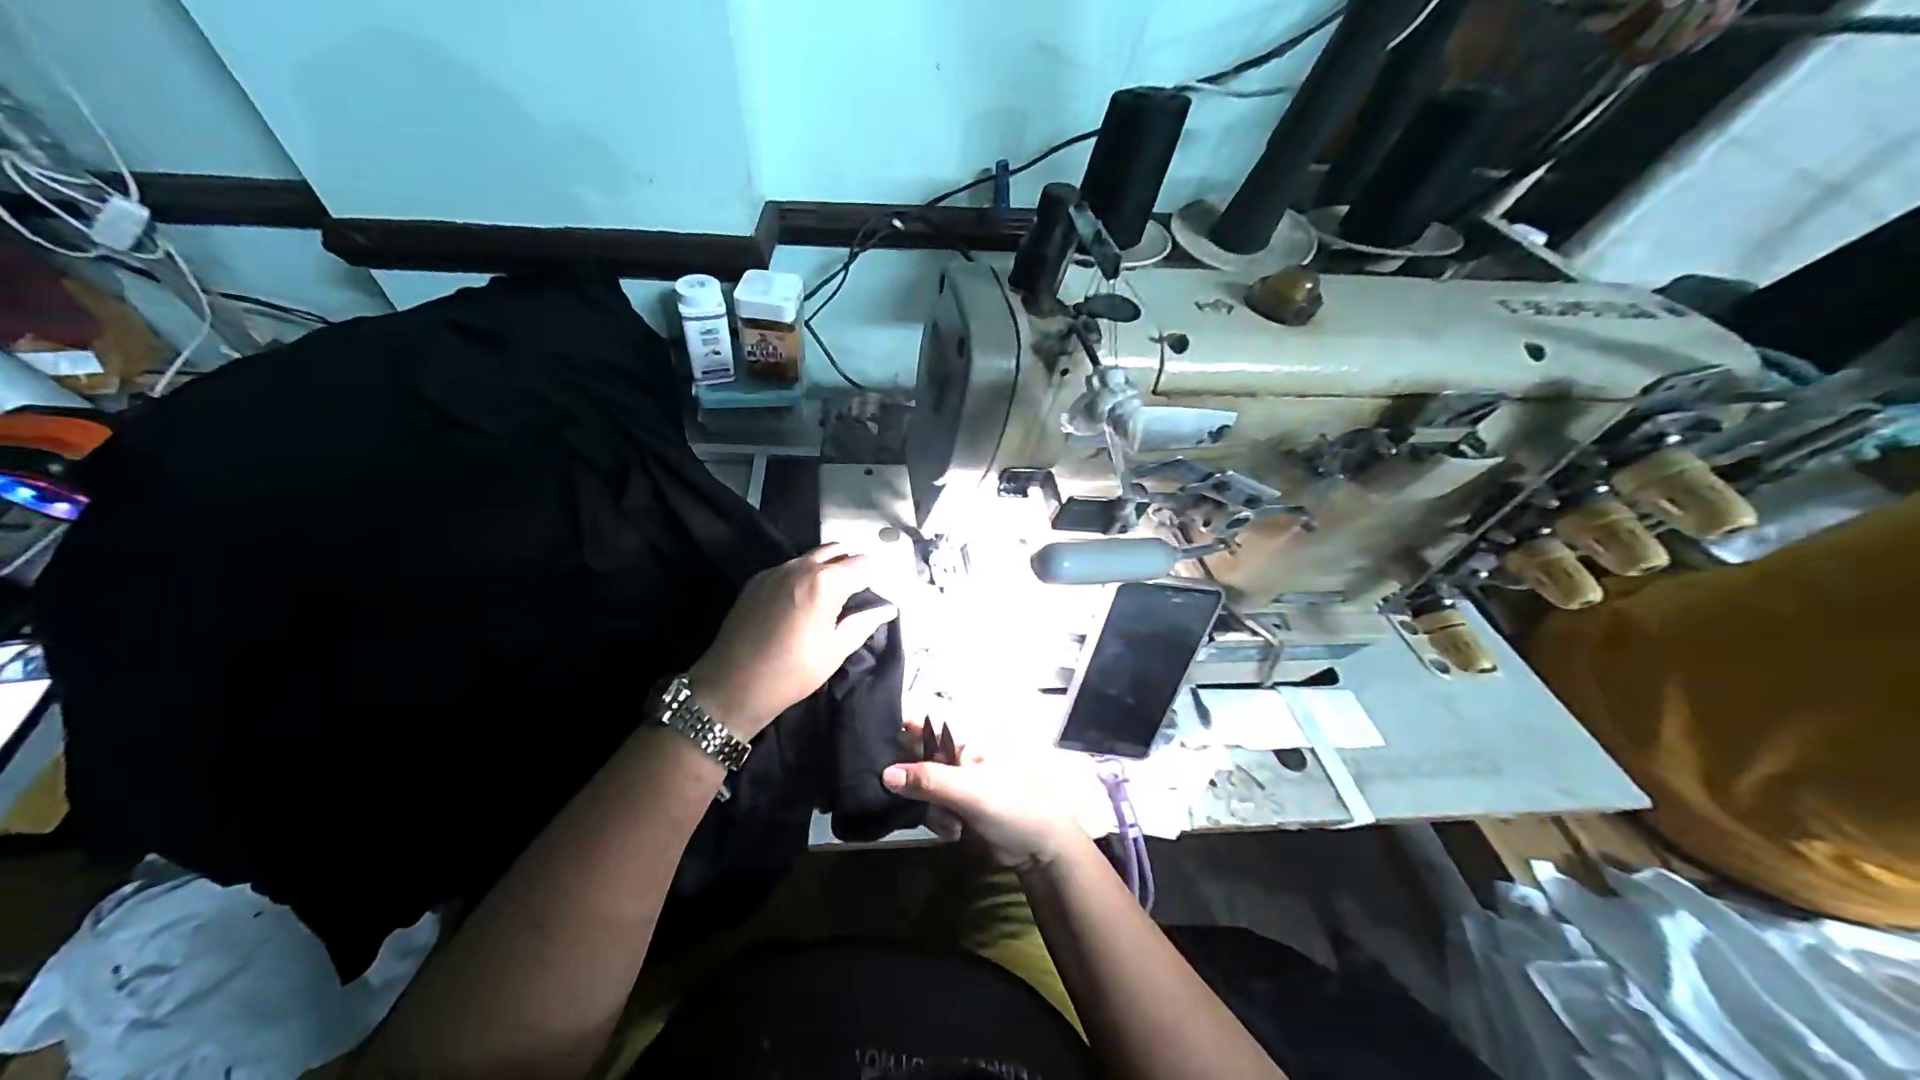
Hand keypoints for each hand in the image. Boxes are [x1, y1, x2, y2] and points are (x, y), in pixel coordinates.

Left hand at [686, 544, 896, 738]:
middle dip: (852, 567)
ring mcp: (775, 570)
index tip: (873, 601)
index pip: (863, 563)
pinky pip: (790, 567)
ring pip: (813, 555)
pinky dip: (804, 576)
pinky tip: (801, 604)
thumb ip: (864, 623)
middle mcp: (800, 567)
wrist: (732, 685)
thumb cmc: (790, 673)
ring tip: (829, 601)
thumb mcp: (835, 651)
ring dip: (828, 568)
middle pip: (838, 550)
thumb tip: (887, 608)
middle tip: (855, 597)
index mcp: (825, 582)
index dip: (874, 580)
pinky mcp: (757, 580)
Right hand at [883, 746, 1087, 873]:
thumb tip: (886, 774)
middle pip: (916, 761)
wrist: (1037, 848)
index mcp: (965, 741)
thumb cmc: (1011, 805)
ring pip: (920, 790)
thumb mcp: (968, 791)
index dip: (904, 734)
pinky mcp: (954, 808)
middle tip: (926, 800)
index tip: (880, 748)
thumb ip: (928, 781)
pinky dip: (939, 823)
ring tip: (953, 824)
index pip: (927, 727)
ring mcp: (954, 784)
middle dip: (915, 784)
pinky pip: (930, 810)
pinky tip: (956, 833)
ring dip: (932, 810)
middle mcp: (956, 758)